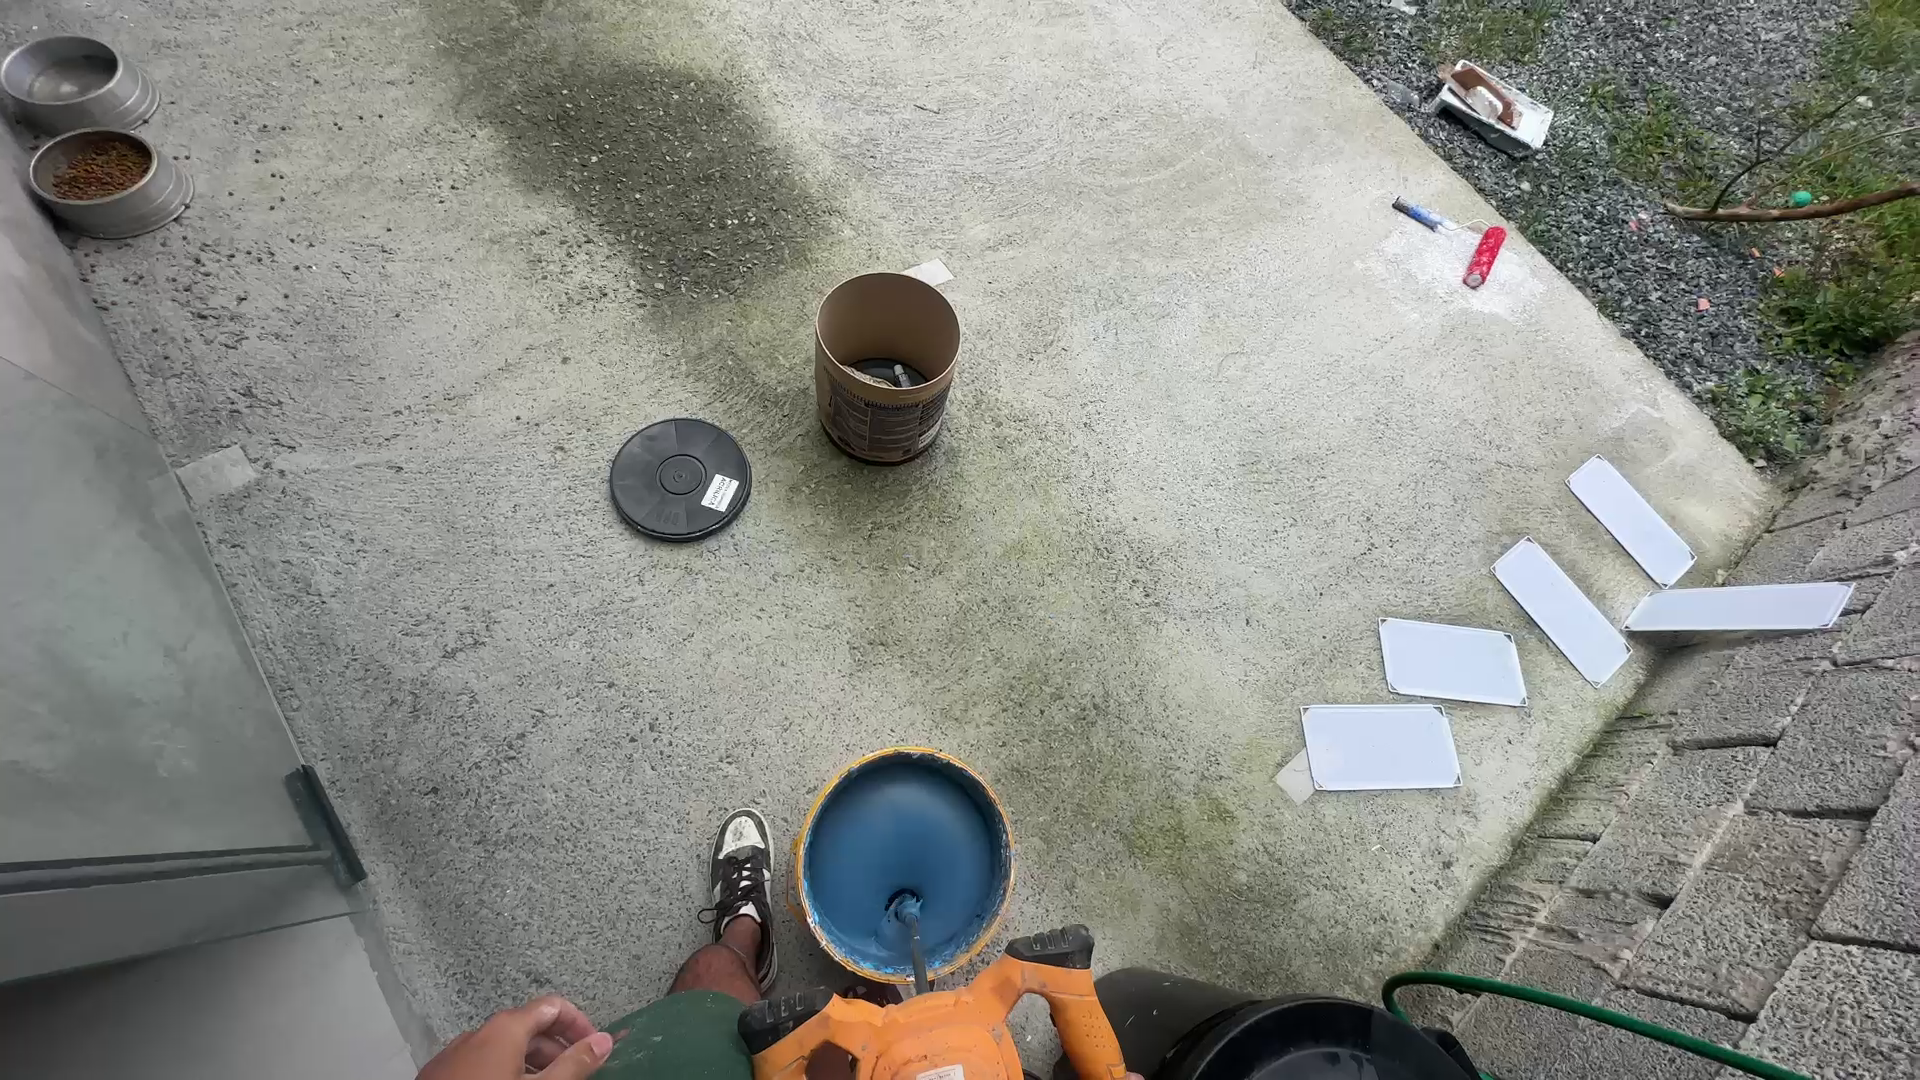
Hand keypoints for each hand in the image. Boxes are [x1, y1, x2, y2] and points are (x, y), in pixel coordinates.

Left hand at [417, 995, 612, 1078]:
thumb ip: (575, 1064)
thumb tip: (606, 1040)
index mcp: (506, 1027)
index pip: (554, 1006)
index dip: (579, 1023)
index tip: (594, 1047)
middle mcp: (479, 1031)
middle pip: (529, 1028)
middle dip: (555, 1049)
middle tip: (573, 1073)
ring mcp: (451, 1055)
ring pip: (502, 1049)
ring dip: (528, 1064)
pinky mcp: (433, 1078)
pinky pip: (477, 1065)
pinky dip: (500, 1073)